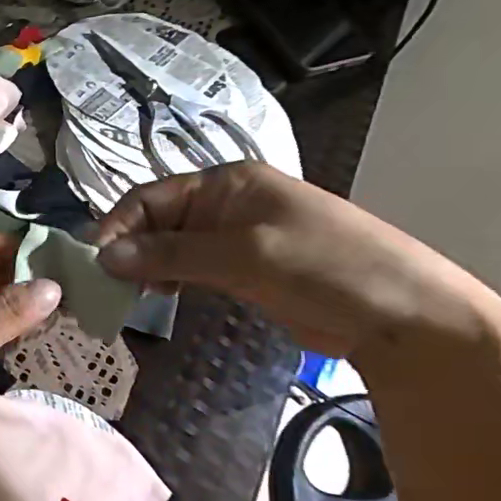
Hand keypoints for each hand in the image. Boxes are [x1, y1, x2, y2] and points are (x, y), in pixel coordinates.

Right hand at [90, 162, 488, 358]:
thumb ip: (169, 254)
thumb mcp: (244, 255)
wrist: (407, 317)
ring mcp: (233, 237)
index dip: (117, 226)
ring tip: (128, 293)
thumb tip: (103, 258)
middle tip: (105, 284)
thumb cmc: (327, 268)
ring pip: (166, 246)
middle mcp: (224, 204)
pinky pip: (186, 267)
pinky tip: (157, 296)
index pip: (149, 197)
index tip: (94, 262)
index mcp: (227, 183)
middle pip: (153, 221)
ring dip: (142, 267)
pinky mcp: (240, 268)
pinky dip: (165, 279)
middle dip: (126, 249)